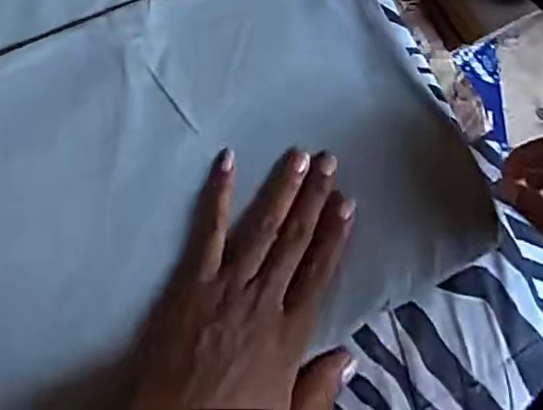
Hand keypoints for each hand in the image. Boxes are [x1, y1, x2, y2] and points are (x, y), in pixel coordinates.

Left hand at [131, 148, 356, 409]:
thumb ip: (318, 388)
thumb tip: (349, 355)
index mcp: (289, 334)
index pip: (319, 273)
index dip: (334, 235)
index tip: (346, 202)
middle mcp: (263, 300)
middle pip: (295, 241)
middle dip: (313, 198)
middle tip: (328, 160)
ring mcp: (227, 284)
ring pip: (261, 228)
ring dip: (281, 189)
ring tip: (297, 156)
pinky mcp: (193, 278)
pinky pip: (209, 229)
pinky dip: (220, 193)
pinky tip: (228, 162)